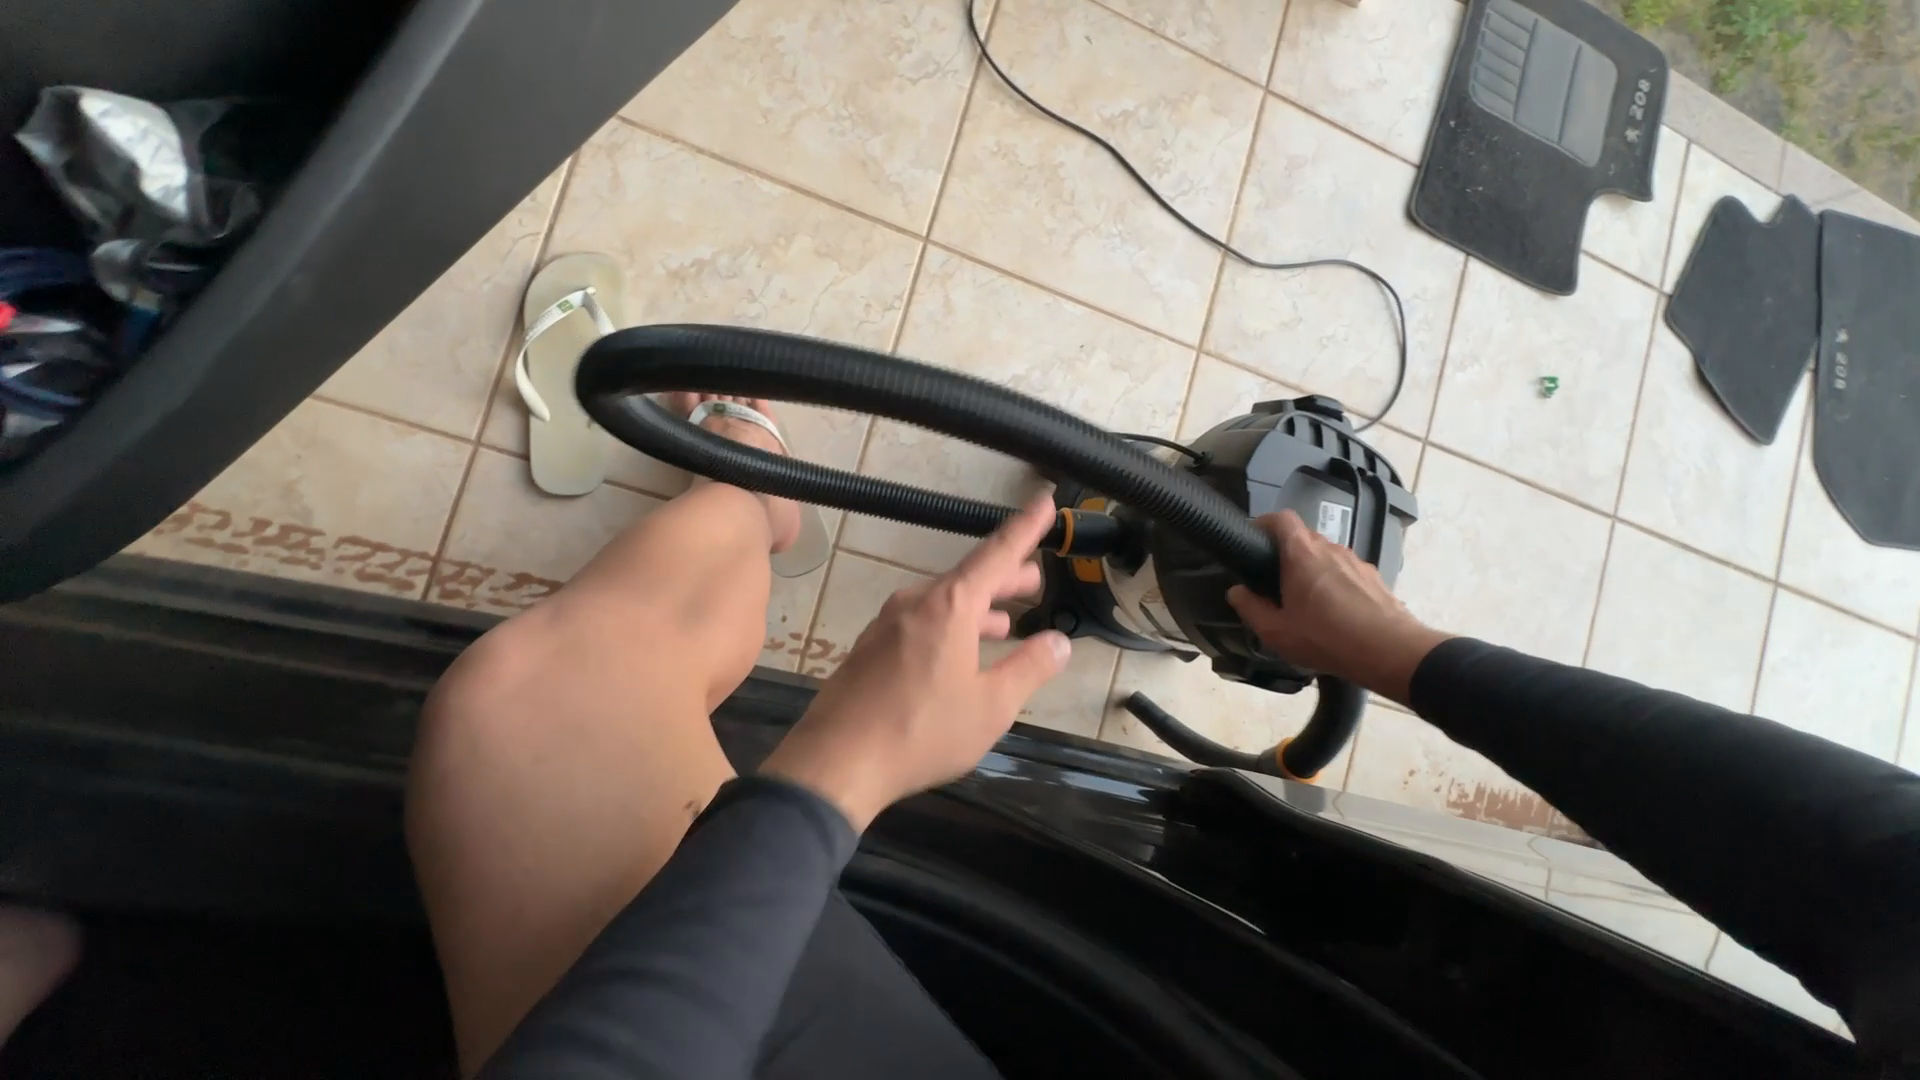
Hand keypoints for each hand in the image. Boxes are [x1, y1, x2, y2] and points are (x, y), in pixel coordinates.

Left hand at [760, 495, 1071, 830]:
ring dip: (979, 607)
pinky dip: (951, 626)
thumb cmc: (922, 732)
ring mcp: (887, 623)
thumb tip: (1059, 641)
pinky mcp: (870, 648)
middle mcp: (916, 602)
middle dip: (1005, 577)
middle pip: (969, 578)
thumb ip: (1029, 668)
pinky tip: (960, 652)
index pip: (996, 554)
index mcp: (949, 606)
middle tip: (1034, 581)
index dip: (1025, 528)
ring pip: (944, 602)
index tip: (1044, 501)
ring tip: (1006, 620)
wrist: (836, 762)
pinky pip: (922, 622)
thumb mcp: (991, 706)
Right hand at [1226, 510, 1449, 704]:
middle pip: (1303, 536)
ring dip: (1311, 567)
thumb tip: (1236, 591)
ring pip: (1325, 554)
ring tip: (1304, 598)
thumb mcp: (1276, 631)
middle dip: (1285, 551)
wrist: (1390, 651)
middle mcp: (1330, 549)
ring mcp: (1356, 562)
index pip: (1281, 519)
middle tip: (1273, 579)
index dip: (1264, 522)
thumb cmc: (1326, 638)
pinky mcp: (1374, 577)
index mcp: (1302, 555)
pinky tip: (1333, 610)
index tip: (1253, 539)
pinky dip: (1333, 581)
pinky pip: (1345, 570)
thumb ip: (1250, 608)